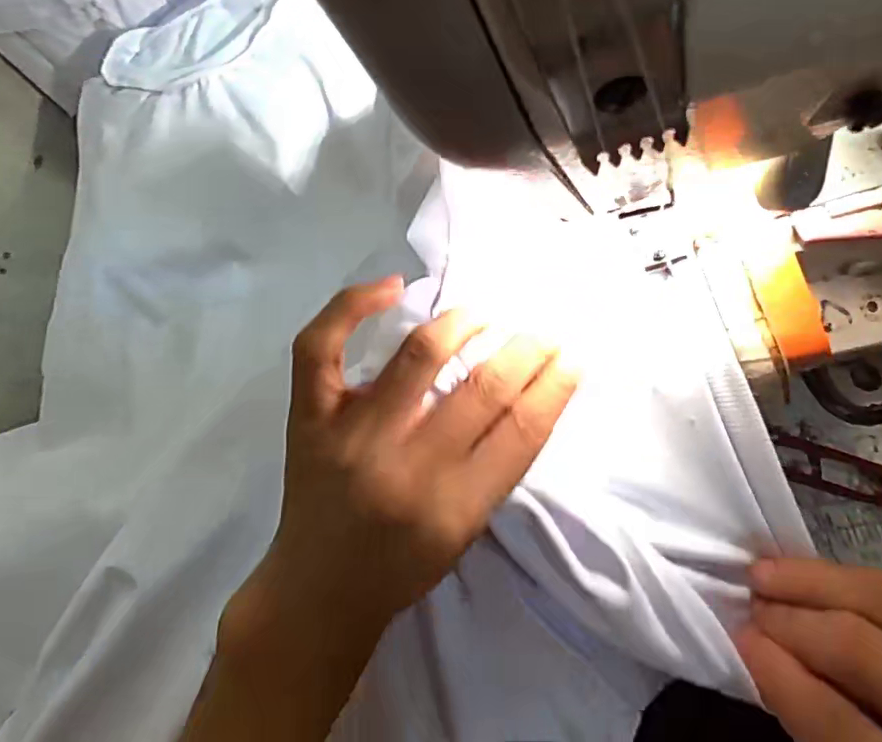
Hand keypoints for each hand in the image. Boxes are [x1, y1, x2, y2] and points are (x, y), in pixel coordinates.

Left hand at [256, 275, 581, 622]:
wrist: (317, 592)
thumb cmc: (404, 566)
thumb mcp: (468, 531)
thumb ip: (497, 464)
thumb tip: (533, 388)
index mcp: (453, 506)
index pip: (521, 430)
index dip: (554, 386)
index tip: (571, 357)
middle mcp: (405, 466)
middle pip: (483, 389)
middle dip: (525, 352)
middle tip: (541, 334)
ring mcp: (352, 435)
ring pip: (419, 354)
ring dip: (464, 324)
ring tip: (483, 317)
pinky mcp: (310, 417)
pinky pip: (321, 347)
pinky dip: (354, 306)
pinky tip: (394, 288)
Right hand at [736, 559, 881, 741]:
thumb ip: (848, 732)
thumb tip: (771, 655)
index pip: (845, 725)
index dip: (782, 677)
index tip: (739, 635)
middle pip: (870, 641)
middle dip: (796, 610)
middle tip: (751, 588)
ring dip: (833, 582)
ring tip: (787, 572)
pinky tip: (873, 599)